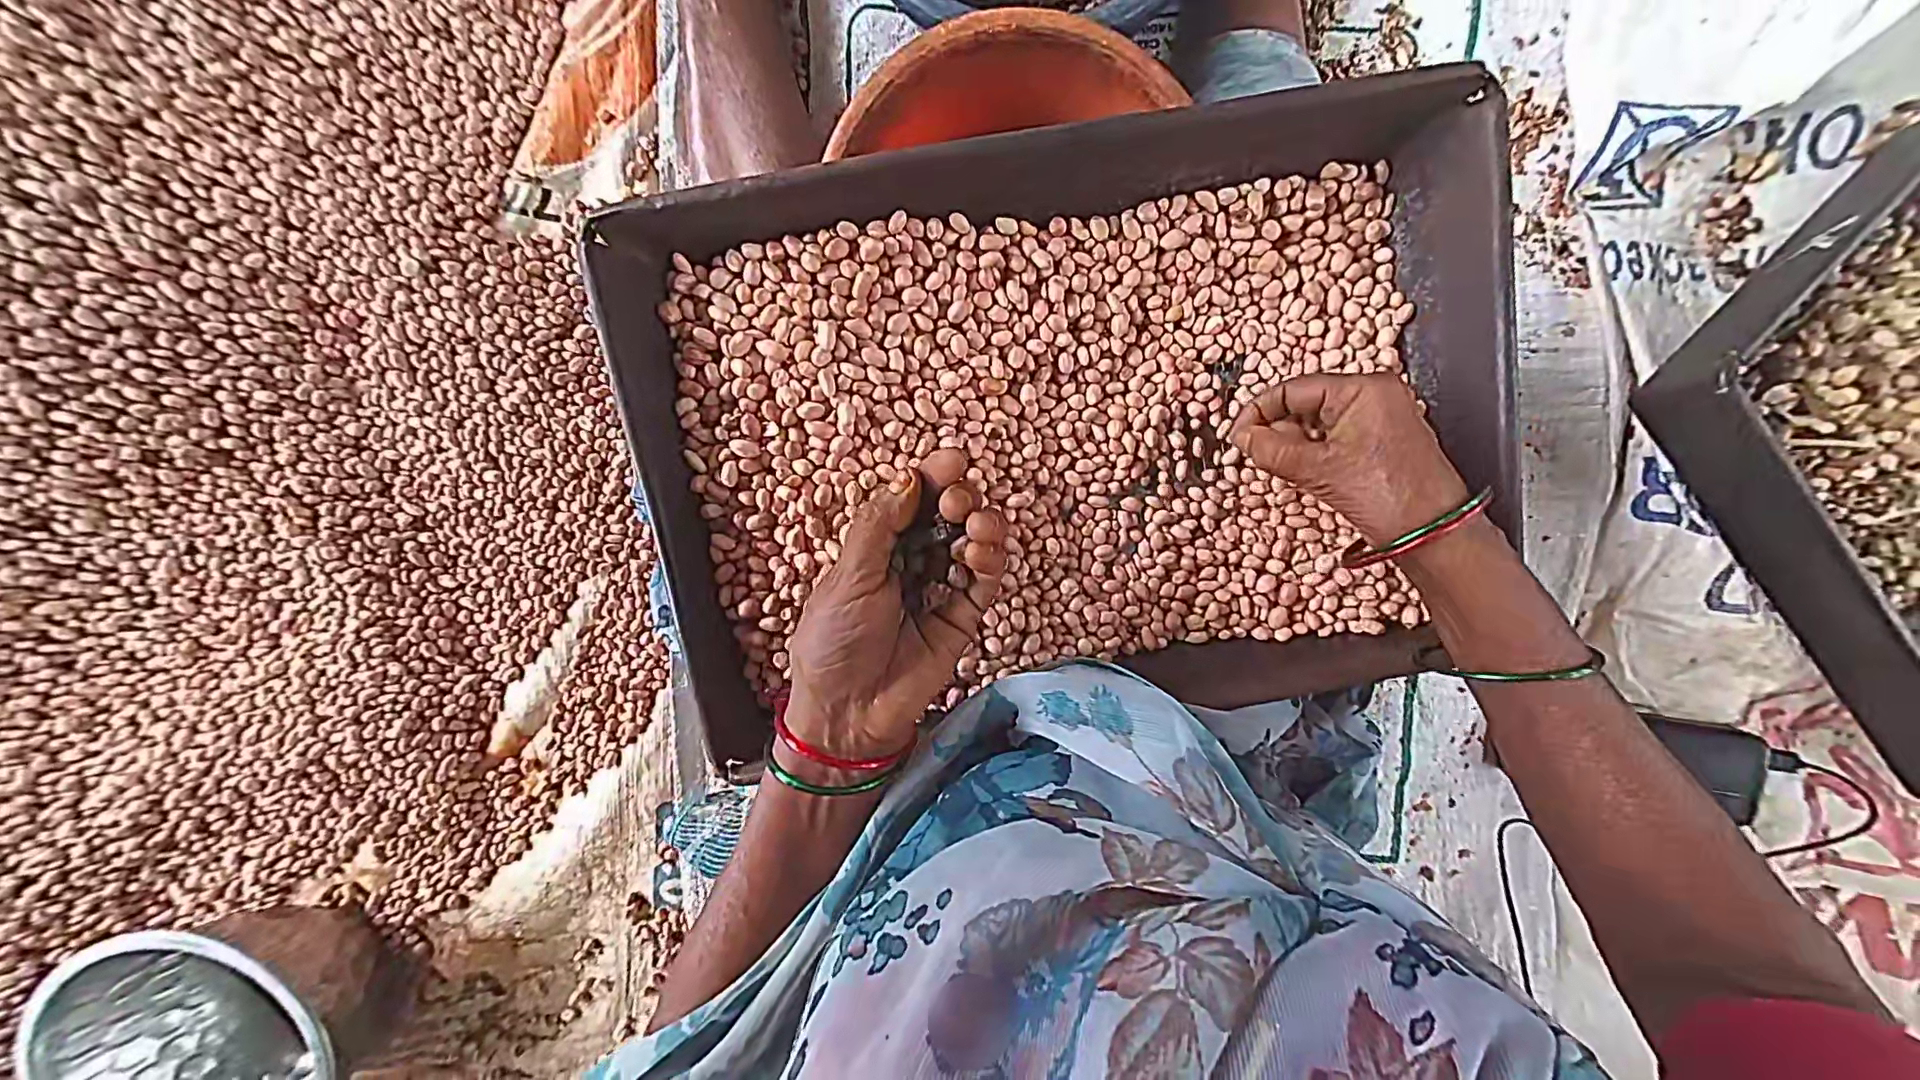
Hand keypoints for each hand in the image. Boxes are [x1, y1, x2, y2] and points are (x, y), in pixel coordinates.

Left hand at [783, 449, 1007, 761]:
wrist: (847, 713)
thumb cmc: (834, 642)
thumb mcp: (848, 577)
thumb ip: (880, 525)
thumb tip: (909, 478)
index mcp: (880, 545)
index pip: (913, 499)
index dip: (933, 477)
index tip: (953, 460)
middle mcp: (913, 560)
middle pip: (949, 515)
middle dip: (959, 499)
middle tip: (956, 502)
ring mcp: (941, 586)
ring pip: (974, 542)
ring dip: (981, 525)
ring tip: (973, 528)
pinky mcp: (963, 616)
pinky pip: (986, 579)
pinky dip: (991, 560)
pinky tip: (978, 554)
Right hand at [1227, 374, 1470, 545]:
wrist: (1432, 533)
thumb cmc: (1391, 496)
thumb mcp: (1317, 470)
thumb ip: (1270, 449)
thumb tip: (1242, 438)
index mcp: (1362, 388)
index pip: (1292, 389)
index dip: (1257, 412)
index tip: (1237, 436)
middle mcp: (1371, 395)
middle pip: (1301, 404)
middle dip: (1274, 431)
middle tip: (1255, 456)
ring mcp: (1374, 418)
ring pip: (1312, 424)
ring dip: (1290, 445)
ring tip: (1283, 469)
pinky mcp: (1374, 441)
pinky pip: (1327, 439)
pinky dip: (1308, 454)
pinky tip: (1304, 473)